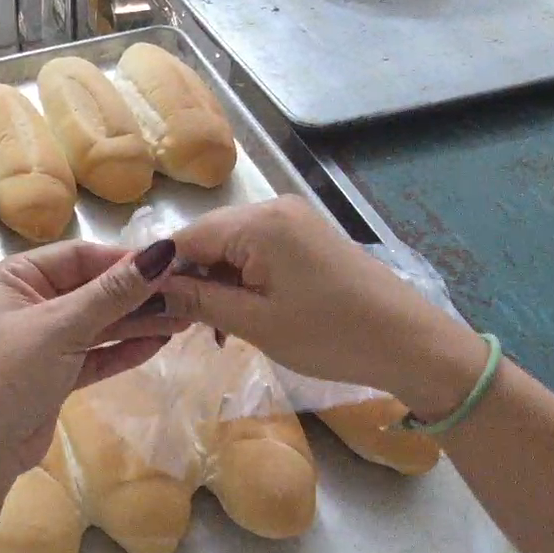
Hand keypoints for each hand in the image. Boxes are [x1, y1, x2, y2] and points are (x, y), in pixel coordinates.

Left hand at [0, 239, 187, 478]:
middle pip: (92, 289)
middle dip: (137, 292)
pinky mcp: (56, 374)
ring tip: (185, 317)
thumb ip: (112, 293)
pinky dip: (124, 349)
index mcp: (16, 277)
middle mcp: (29, 302)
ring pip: (98, 323)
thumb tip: (162, 251)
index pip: (79, 256)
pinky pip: (96, 354)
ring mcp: (43, 341)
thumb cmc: (8, 376)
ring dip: (137, 321)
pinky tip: (159, 343)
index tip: (171, 263)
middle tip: (187, 293)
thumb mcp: (60, 328)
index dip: (124, 260)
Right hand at [159, 196, 486, 420]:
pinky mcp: (306, 236)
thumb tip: (146, 293)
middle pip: (206, 237)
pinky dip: (240, 279)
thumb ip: (195, 300)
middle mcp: (273, 208)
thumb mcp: (254, 322)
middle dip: (188, 278)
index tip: (141, 308)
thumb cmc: (331, 335)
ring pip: (229, 246)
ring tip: (213, 328)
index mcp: (259, 222)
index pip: (184, 237)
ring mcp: (293, 219)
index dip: (158, 272)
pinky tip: (239, 312)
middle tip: (180, 326)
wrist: (412, 345)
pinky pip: (255, 250)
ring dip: (214, 282)